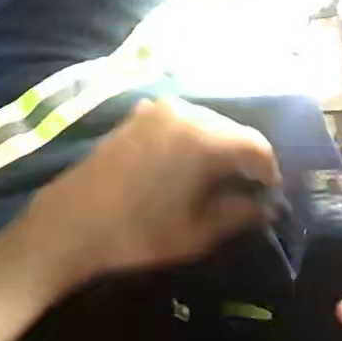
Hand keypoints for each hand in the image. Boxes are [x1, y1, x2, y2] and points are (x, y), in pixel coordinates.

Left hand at [18, 97, 280, 288]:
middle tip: (244, 191)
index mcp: (204, 138)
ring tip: (214, 180)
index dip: (269, 172)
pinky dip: (190, 138)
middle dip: (243, 157)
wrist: (72, 220)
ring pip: (206, 122)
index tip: (268, 198)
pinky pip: (178, 120)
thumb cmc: (139, 231)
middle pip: (232, 129)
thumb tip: (266, 204)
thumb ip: (239, 212)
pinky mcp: (136, 114)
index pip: (257, 146)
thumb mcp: (198, 232)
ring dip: (217, 146)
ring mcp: (156, 109)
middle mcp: (184, 112)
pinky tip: (183, 165)